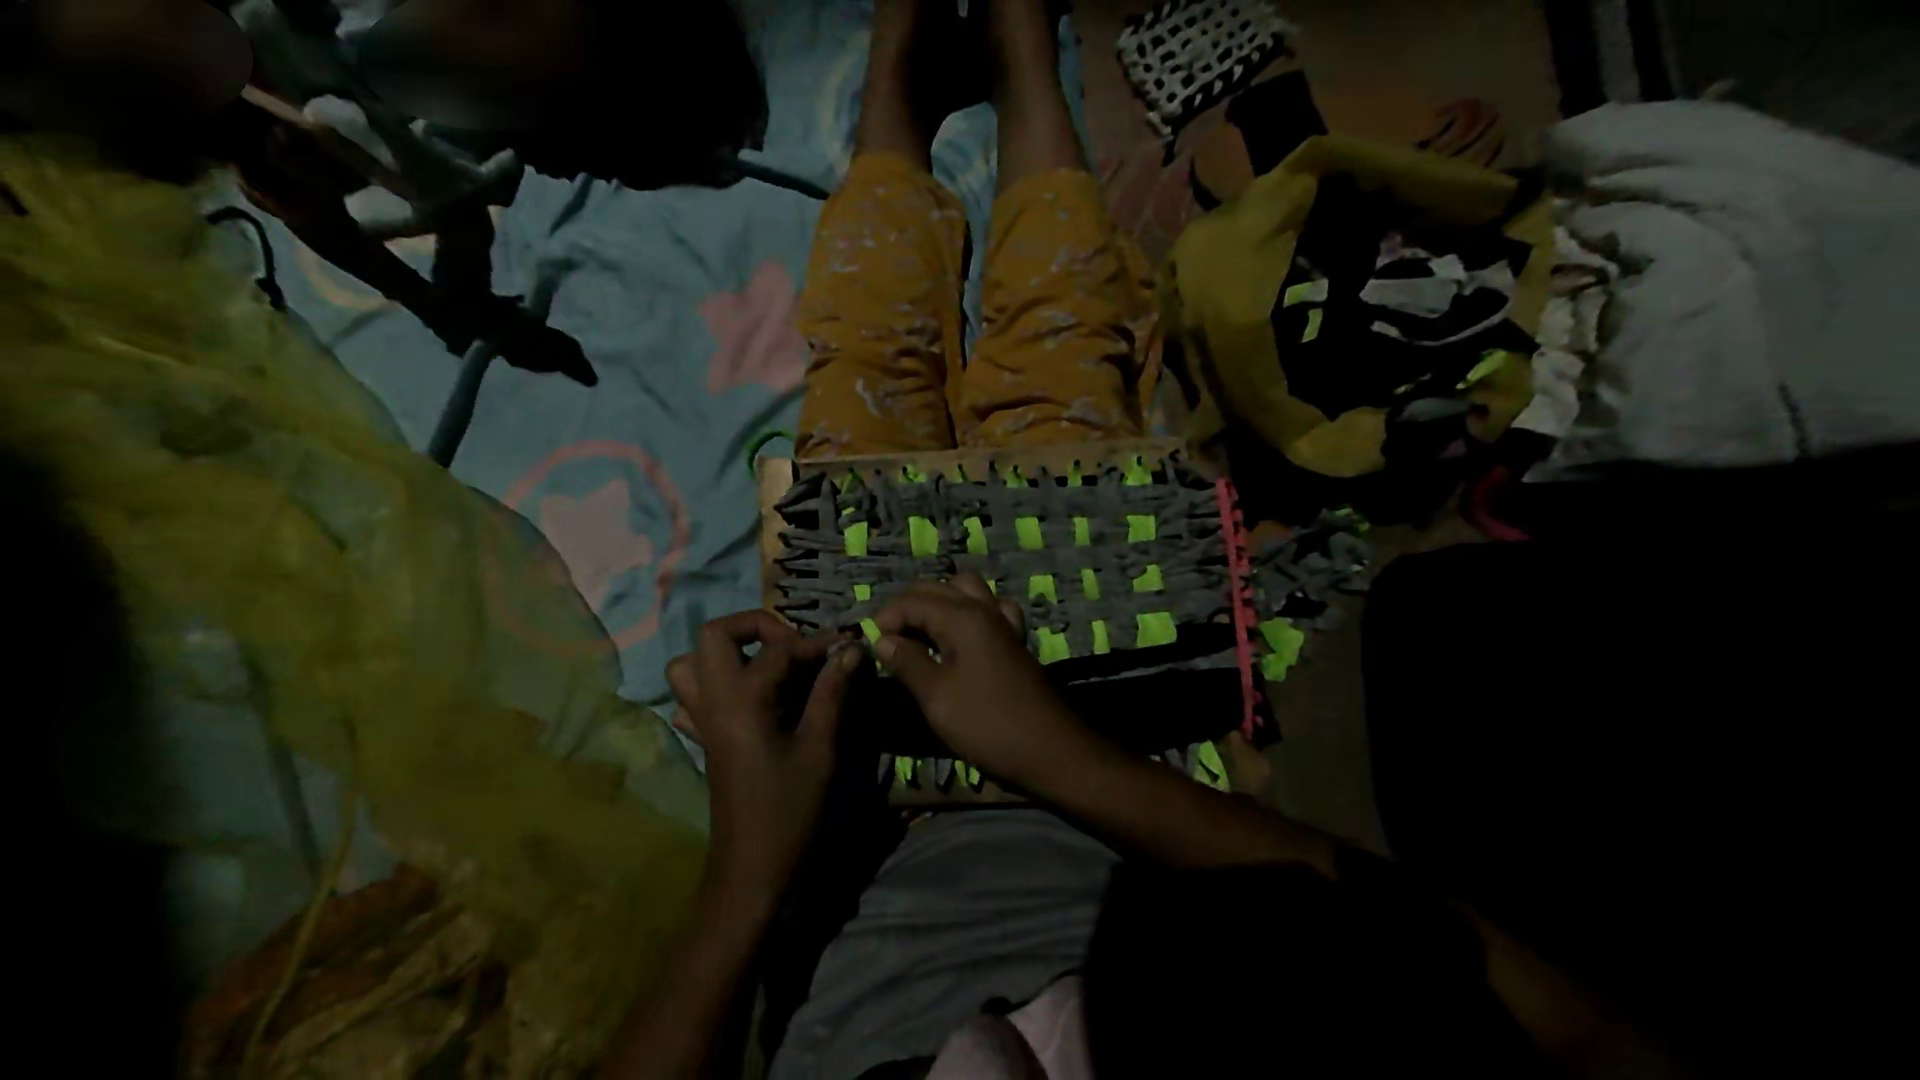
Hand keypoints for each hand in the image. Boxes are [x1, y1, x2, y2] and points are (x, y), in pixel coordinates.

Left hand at [667, 611, 860, 893]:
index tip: (845, 646)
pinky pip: (691, 698)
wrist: (753, 867)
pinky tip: (748, 700)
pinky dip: (715, 686)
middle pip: (714, 634)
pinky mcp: (703, 739)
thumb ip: (832, 692)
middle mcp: (713, 701)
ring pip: (692, 663)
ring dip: (729, 653)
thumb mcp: (820, 747)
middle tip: (794, 647)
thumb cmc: (790, 807)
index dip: (815, 643)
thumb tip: (850, 649)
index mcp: (742, 701)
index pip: (777, 650)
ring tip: (768, 666)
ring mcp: (702, 720)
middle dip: (756, 627)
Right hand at [872, 574, 1092, 787]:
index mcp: (962, 616)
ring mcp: (1003, 623)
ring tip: (922, 633)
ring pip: (965, 591)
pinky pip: (992, 609)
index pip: (913, 600)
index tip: (872, 645)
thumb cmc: (986, 722)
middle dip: (907, 607)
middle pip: (937, 588)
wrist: (1048, 748)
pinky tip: (962, 635)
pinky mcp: (1014, 641)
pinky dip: (972, 612)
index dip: (887, 618)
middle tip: (890, 640)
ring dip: (939, 603)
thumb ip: (907, 661)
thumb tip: (884, 640)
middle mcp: (983, 609)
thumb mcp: (936, 695)